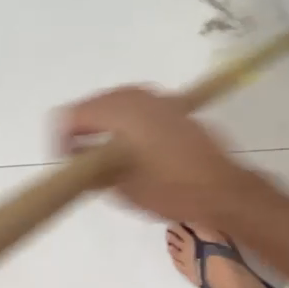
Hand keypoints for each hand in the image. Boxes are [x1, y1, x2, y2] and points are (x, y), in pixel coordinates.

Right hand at [60, 85, 270, 225]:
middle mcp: (138, 96)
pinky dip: (135, 128)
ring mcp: (162, 100)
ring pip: (122, 107)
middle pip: (97, 106)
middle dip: (86, 131)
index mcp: (118, 110)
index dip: (62, 138)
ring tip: (110, 158)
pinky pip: (145, 113)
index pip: (73, 115)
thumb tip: (77, 161)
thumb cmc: (174, 190)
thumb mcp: (124, 188)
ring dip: (111, 128)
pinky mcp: (180, 111)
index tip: (64, 162)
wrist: (226, 191)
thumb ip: (93, 170)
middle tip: (83, 160)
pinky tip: (140, 152)